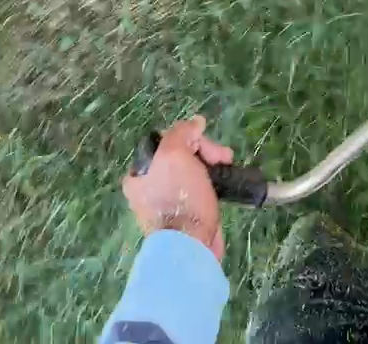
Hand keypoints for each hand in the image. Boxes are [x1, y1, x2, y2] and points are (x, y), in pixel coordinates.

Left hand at [123, 116, 234, 259]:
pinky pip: (197, 187)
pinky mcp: (184, 213)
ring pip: (192, 169)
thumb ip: (181, 133)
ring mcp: (167, 200)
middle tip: (223, 158)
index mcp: (139, 173)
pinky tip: (223, 182)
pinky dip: (210, 181)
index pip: (168, 141)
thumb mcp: (174, 155)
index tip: (207, 148)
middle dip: (205, 151)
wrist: (191, 246)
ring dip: (211, 164)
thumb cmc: (180, 198)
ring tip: (228, 167)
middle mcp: (149, 185)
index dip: (191, 139)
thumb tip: (196, 122)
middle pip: (181, 154)